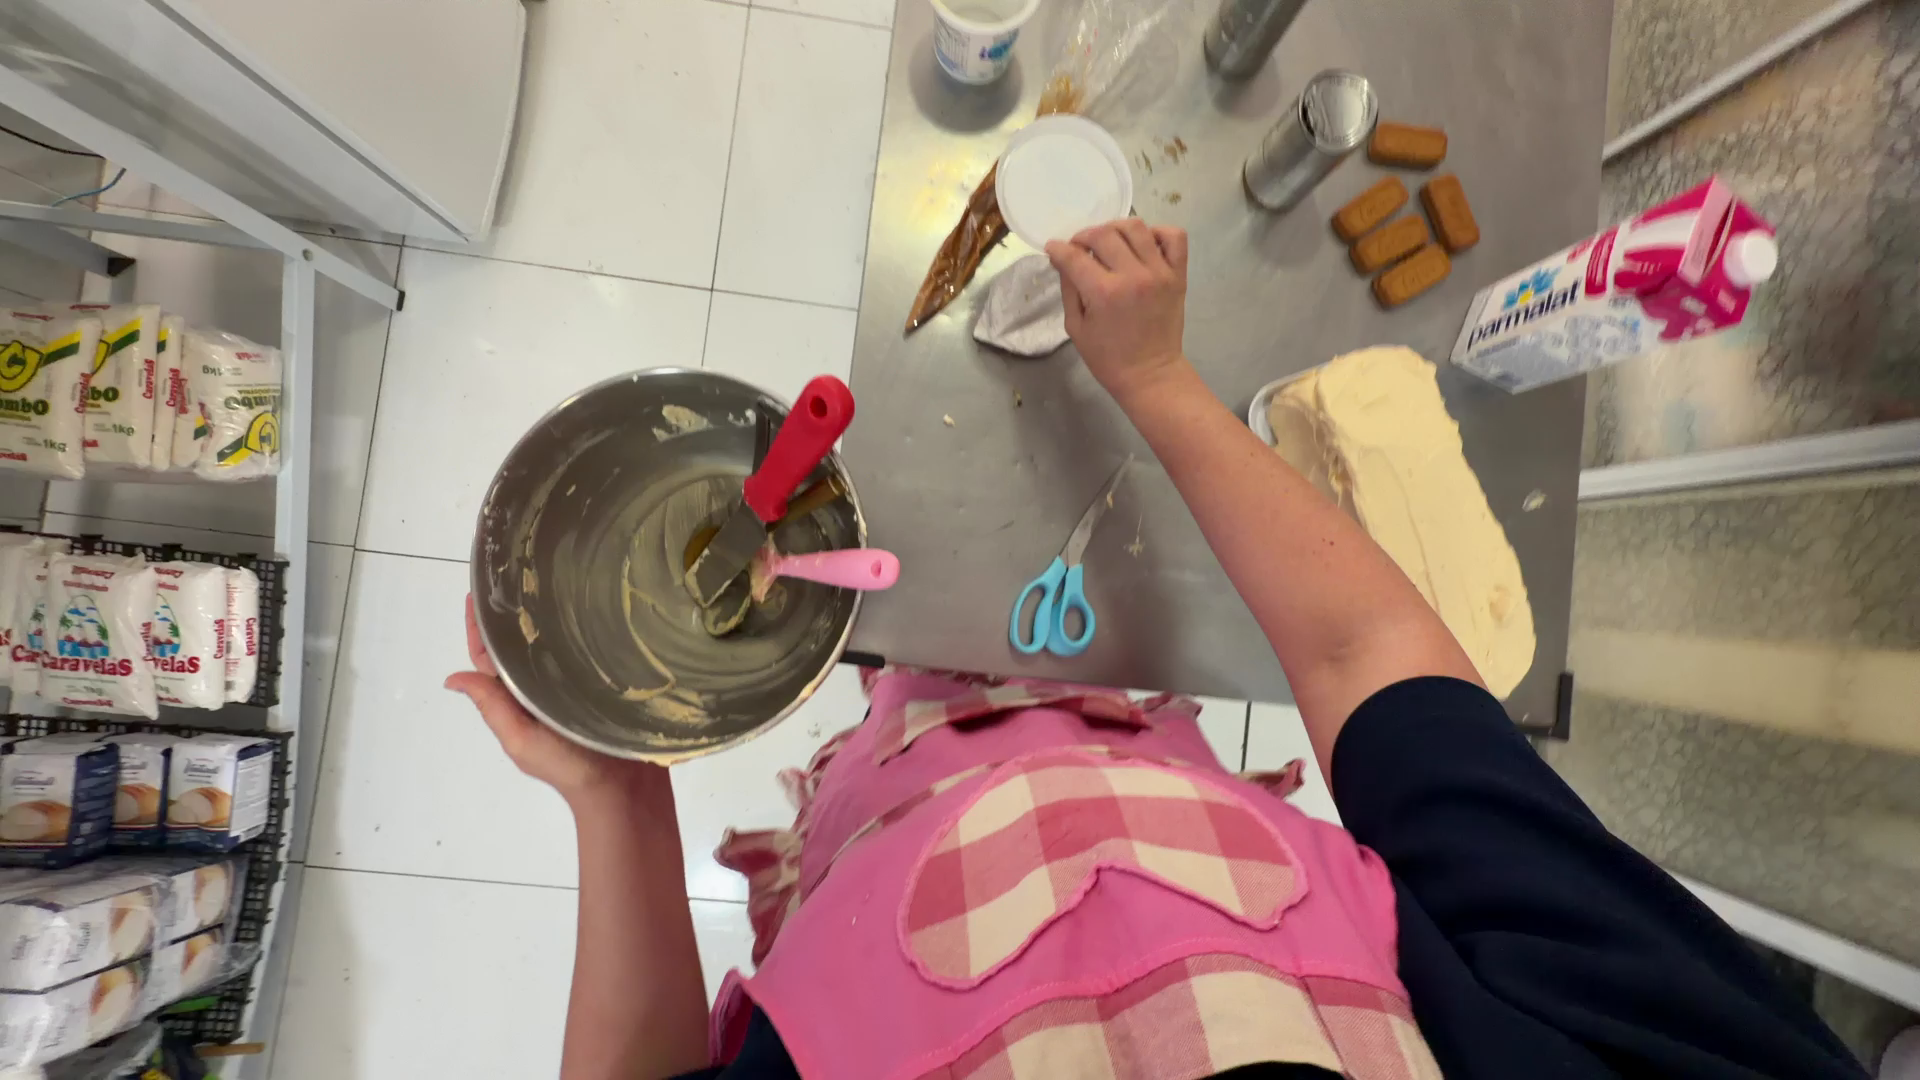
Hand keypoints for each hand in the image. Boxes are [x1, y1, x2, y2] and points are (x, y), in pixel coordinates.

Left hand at [447, 595, 666, 807]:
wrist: (624, 787)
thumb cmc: (571, 765)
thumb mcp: (523, 740)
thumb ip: (493, 708)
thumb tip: (451, 678)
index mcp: (518, 698)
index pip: (490, 657)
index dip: (478, 627)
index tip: (475, 592)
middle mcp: (543, 686)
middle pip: (522, 645)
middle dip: (515, 613)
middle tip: (518, 573)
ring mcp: (576, 683)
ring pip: (556, 645)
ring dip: (550, 617)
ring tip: (553, 582)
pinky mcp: (608, 681)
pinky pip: (591, 652)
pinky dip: (587, 630)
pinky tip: (595, 609)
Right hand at [1045, 220, 1190, 401]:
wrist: (1149, 374)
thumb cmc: (1108, 358)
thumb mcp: (1076, 328)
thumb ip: (1069, 289)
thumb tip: (1063, 260)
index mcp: (1104, 293)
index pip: (1075, 256)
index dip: (1059, 248)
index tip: (1053, 248)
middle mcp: (1133, 276)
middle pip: (1104, 234)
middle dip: (1084, 236)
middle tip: (1079, 247)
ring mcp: (1159, 273)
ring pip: (1136, 227)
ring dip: (1116, 228)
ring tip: (1108, 240)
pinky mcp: (1178, 275)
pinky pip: (1173, 236)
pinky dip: (1157, 232)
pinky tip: (1143, 243)